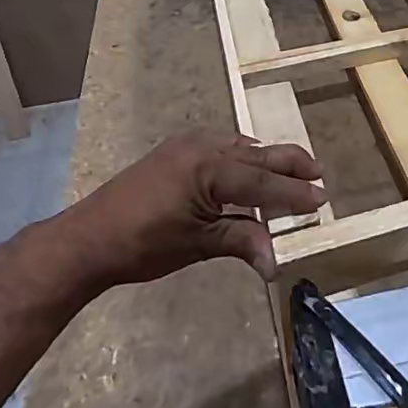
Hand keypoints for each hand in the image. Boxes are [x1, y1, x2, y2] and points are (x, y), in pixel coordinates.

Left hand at [44, 128, 324, 291]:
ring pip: (243, 147)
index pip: (265, 183)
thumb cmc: (142, 246)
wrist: (85, 240)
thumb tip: (277, 263)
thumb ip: (242, 241)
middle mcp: (205, 147)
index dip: (295, 193)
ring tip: (294, 171)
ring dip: (269, 160)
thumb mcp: (198, 244)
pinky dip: (245, 156)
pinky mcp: (178, 148)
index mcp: (211, 168)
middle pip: (260, 156)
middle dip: (291, 166)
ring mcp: (189, 143)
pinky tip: (252, 166)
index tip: (322, 200)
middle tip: (319, 175)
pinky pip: (224, 145)